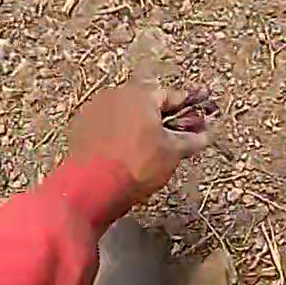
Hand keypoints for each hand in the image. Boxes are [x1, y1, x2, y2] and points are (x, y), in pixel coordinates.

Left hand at [63, 82, 216, 205]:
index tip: (198, 117)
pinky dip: (119, 134)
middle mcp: (115, 95)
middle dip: (162, 117)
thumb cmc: (138, 165)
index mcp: (141, 95)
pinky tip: (127, 152)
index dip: (188, 108)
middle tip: (175, 135)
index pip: (171, 96)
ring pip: (125, 114)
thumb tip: (206, 135)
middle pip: (146, 103)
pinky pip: (108, 125)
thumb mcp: (173, 152)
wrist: (90, 189)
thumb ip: (191, 140)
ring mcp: (94, 110)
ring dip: (139, 125)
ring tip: (150, 146)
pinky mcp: (79, 128)